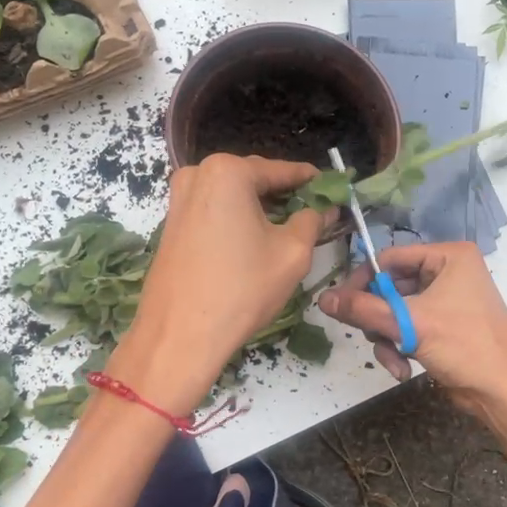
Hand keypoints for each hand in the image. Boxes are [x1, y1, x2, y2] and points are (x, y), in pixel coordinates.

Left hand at [113, 155, 330, 411]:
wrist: (180, 336)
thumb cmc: (241, 289)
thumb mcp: (292, 253)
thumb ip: (313, 221)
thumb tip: (325, 208)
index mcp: (228, 172)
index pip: (281, 170)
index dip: (311, 181)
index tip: (334, 189)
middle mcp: (198, 175)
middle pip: (254, 179)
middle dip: (285, 194)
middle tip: (315, 213)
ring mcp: (179, 199)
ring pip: (233, 196)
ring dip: (261, 208)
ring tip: (289, 230)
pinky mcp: (171, 225)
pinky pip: (215, 211)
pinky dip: (237, 220)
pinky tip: (255, 242)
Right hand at [317, 242, 506, 419]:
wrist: (502, 391)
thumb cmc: (464, 346)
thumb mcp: (409, 323)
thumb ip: (363, 309)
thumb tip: (323, 298)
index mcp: (449, 256)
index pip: (391, 258)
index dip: (364, 281)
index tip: (342, 305)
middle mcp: (449, 271)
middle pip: (391, 287)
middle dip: (380, 318)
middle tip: (370, 335)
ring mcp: (447, 300)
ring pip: (397, 312)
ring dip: (388, 338)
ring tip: (394, 358)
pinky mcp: (445, 326)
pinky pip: (409, 328)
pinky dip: (401, 346)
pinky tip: (403, 368)